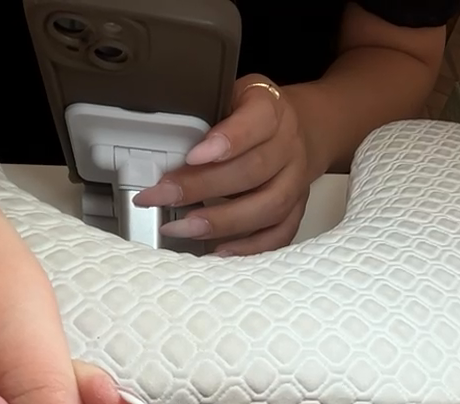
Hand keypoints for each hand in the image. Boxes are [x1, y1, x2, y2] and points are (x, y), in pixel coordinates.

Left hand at [133, 74, 316, 254]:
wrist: (296, 132)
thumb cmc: (251, 115)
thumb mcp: (229, 97)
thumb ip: (205, 116)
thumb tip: (163, 147)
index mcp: (272, 111)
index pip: (254, 125)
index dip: (226, 141)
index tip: (192, 156)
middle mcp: (289, 149)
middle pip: (253, 172)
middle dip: (203, 188)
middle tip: (164, 197)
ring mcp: (296, 183)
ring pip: (268, 207)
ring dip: (223, 222)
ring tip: (184, 227)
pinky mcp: (296, 211)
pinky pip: (279, 235)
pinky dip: (249, 247)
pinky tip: (219, 249)